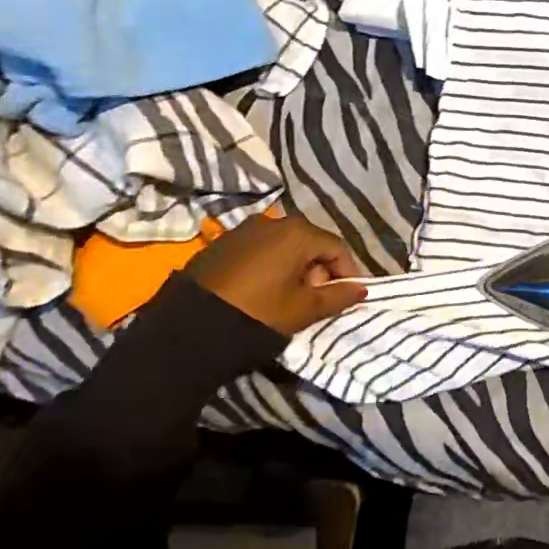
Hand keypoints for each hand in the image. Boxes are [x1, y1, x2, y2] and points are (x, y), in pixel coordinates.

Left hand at [184, 209, 367, 336]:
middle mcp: (273, 221)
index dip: (347, 273)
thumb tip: (361, 289)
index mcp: (298, 232)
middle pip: (310, 243)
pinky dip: (270, 266)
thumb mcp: (303, 309)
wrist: (188, 328)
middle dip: (319, 269)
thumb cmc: (257, 313)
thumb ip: (337, 296)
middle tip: (315, 298)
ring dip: (294, 267)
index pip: (337, 248)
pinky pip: (259, 250)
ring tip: (289, 296)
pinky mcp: (222, 242)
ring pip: (284, 245)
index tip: (347, 296)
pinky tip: (263, 290)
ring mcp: (244, 229)